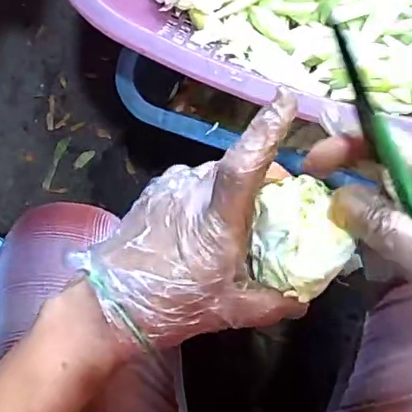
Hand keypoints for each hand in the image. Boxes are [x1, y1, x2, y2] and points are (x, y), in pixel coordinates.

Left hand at [71, 92, 307, 347]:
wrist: (108, 307)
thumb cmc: (172, 306)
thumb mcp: (231, 312)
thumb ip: (274, 302)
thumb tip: (302, 298)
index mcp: (217, 215)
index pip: (247, 162)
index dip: (268, 129)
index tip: (285, 99)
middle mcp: (193, 188)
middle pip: (238, 168)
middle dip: (264, 184)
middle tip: (275, 216)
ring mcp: (170, 185)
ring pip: (214, 177)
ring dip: (231, 195)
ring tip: (232, 231)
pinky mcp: (154, 190)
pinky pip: (192, 184)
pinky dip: (205, 198)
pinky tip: (199, 231)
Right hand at [304, 127, 411, 372]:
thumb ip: (382, 224)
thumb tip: (336, 197)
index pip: (383, 136)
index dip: (344, 140)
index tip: (313, 162)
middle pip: (379, 153)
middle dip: (343, 164)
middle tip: (310, 184)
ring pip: (382, 180)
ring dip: (354, 193)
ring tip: (331, 215)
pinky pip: (390, 204)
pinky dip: (370, 215)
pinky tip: (360, 238)